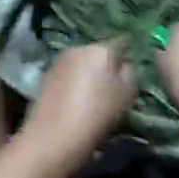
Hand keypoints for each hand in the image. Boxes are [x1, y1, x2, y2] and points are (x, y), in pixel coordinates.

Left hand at [20, 43, 135, 163]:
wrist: (54, 135)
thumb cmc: (97, 113)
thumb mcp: (127, 94)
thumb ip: (130, 73)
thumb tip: (125, 64)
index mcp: (100, 49)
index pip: (122, 42)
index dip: (130, 54)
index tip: (133, 70)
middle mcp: (77, 48)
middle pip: (99, 53)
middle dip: (107, 65)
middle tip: (115, 87)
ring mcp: (58, 62)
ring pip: (81, 64)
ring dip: (88, 74)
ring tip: (94, 98)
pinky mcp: (45, 77)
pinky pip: (67, 75)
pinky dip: (74, 84)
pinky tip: (76, 102)